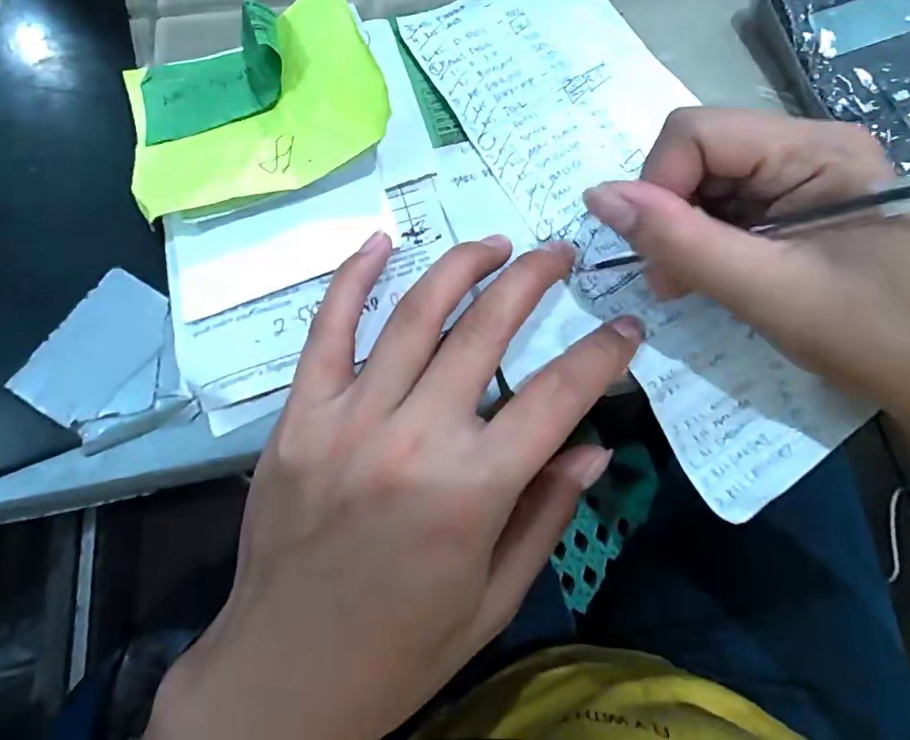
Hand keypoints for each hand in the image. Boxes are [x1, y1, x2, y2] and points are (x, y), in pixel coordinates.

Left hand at [145, 233, 641, 739]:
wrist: (285, 668)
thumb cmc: (401, 645)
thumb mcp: (494, 596)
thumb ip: (545, 512)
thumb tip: (596, 444)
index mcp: (472, 490)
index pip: (556, 398)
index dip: (599, 354)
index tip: (624, 324)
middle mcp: (413, 437)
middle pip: (484, 333)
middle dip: (531, 281)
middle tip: (557, 252)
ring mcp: (348, 417)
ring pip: (412, 316)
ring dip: (459, 267)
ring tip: (494, 244)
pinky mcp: (298, 413)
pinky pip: (327, 330)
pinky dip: (352, 279)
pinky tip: (378, 241)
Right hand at [581, 107, 909, 419]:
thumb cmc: (868, 336)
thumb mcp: (764, 289)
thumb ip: (677, 239)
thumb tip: (595, 195)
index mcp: (817, 148)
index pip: (696, 133)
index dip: (658, 184)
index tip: (658, 249)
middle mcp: (804, 146)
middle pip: (693, 152)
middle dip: (667, 212)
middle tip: (669, 276)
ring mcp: (795, 174)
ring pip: (695, 180)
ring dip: (676, 230)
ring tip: (684, 282)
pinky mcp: (785, 202)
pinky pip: (712, 203)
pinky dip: (693, 239)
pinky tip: (702, 275)